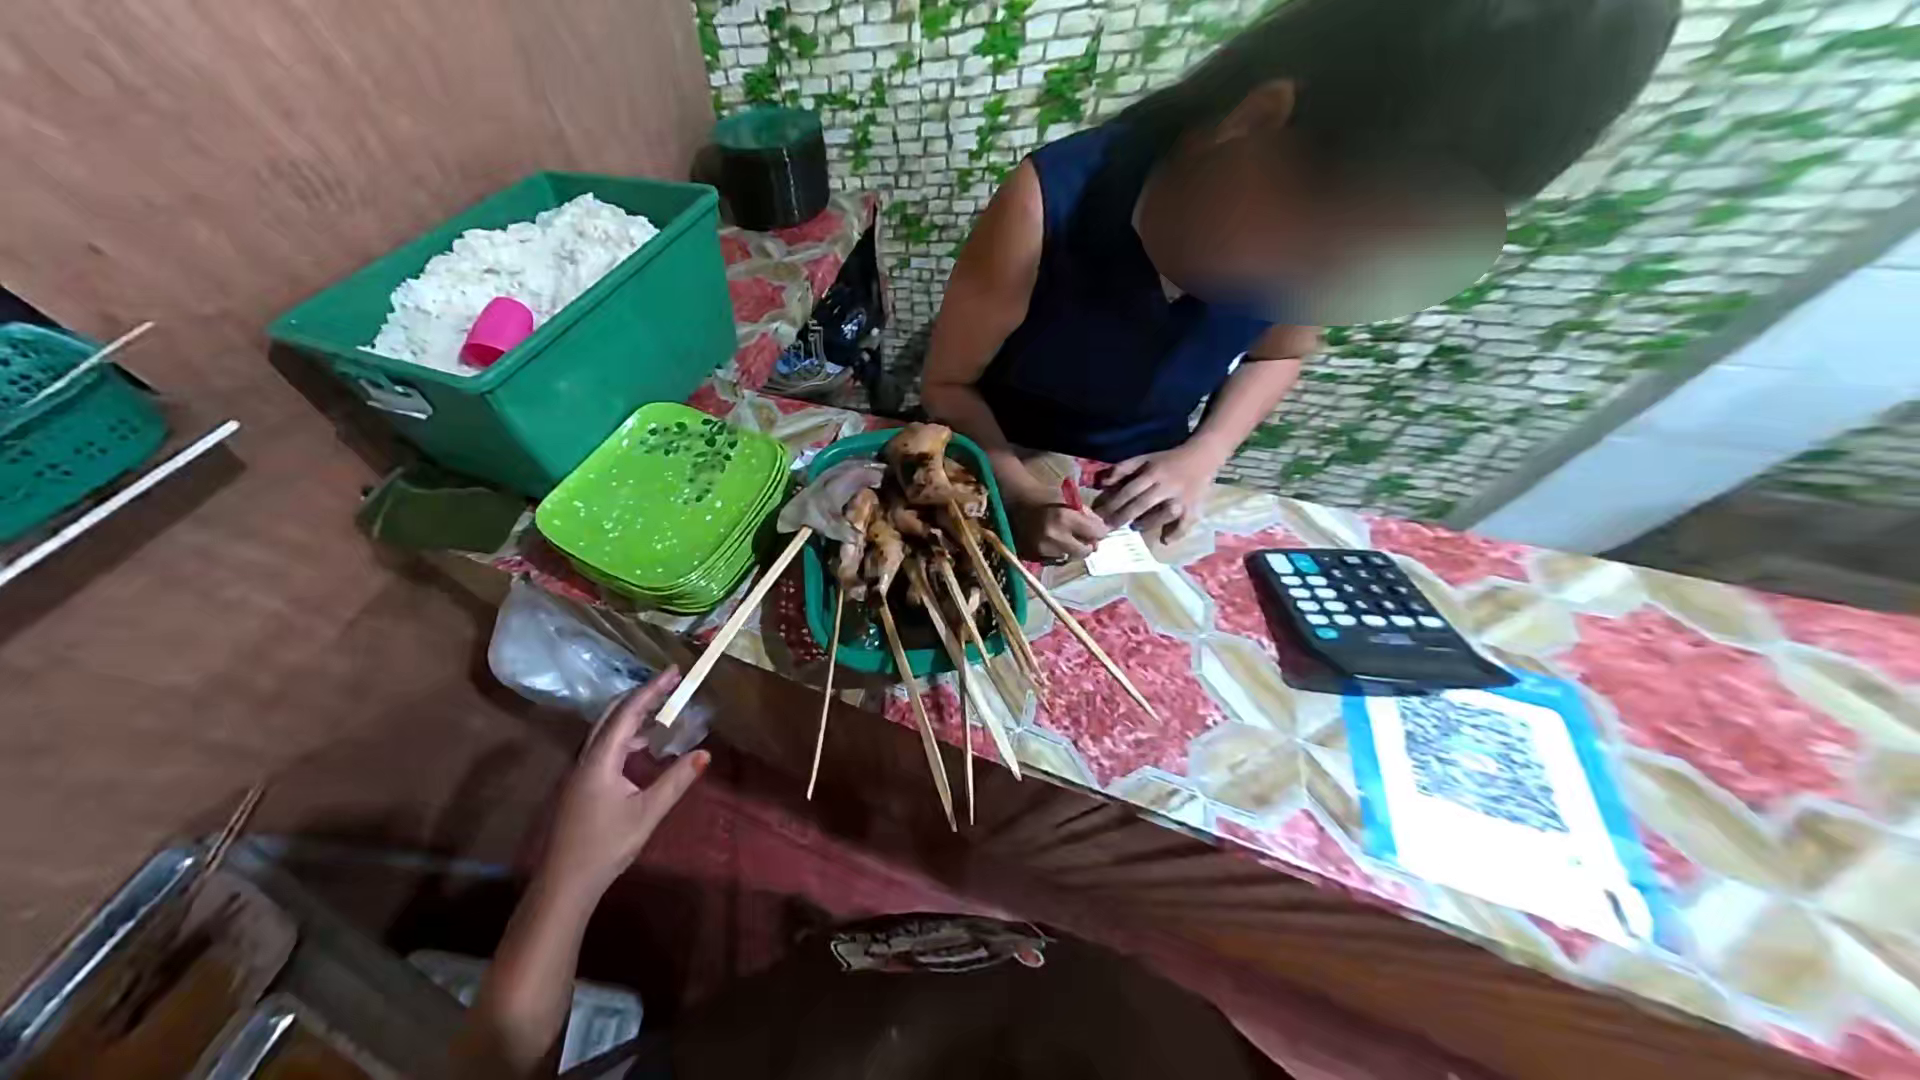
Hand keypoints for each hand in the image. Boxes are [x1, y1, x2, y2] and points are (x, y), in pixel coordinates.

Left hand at [541, 670, 708, 899]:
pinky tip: (645, 748)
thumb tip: (705, 753)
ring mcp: (580, 771)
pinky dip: (627, 736)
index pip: (628, 713)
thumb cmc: (606, 845)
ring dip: (634, 716)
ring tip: (663, 712)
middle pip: (612, 714)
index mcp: (600, 759)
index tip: (674, 672)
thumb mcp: (648, 812)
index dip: (652, 690)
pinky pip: (606, 746)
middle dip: (641, 696)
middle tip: (670, 685)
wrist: (565, 883)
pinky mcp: (581, 784)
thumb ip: (676, 780)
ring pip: (607, 730)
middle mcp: (586, 758)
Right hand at [1010, 498, 1109, 561]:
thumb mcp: (1069, 499)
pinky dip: (1058, 554)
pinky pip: (1055, 561)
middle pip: (1084, 552)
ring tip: (1066, 539)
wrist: (1014, 502)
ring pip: (1070, 558)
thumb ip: (1086, 515)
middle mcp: (1054, 538)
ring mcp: (1042, 550)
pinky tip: (1053, 543)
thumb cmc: (1043, 496)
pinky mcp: (1033, 557)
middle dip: (1087, 545)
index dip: (1100, 531)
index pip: (1096, 533)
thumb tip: (1100, 532)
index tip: (1097, 529)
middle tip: (1084, 538)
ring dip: (1072, 550)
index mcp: (1064, 518)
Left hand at [1092, 446, 1218, 543]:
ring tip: (1135, 527)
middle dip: (1123, 517)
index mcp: (1153, 473)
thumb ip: (1122, 469)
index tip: (1099, 516)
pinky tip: (1164, 540)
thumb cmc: (1167, 460)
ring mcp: (1182, 498)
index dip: (1113, 503)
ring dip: (1148, 523)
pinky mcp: (1194, 507)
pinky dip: (1176, 533)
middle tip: (1108, 529)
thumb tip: (1102, 483)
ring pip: (1164, 514)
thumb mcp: (1144, 458)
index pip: (1129, 490)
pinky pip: (1186, 523)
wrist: (1202, 456)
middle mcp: (1167, 486)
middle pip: (1142, 504)